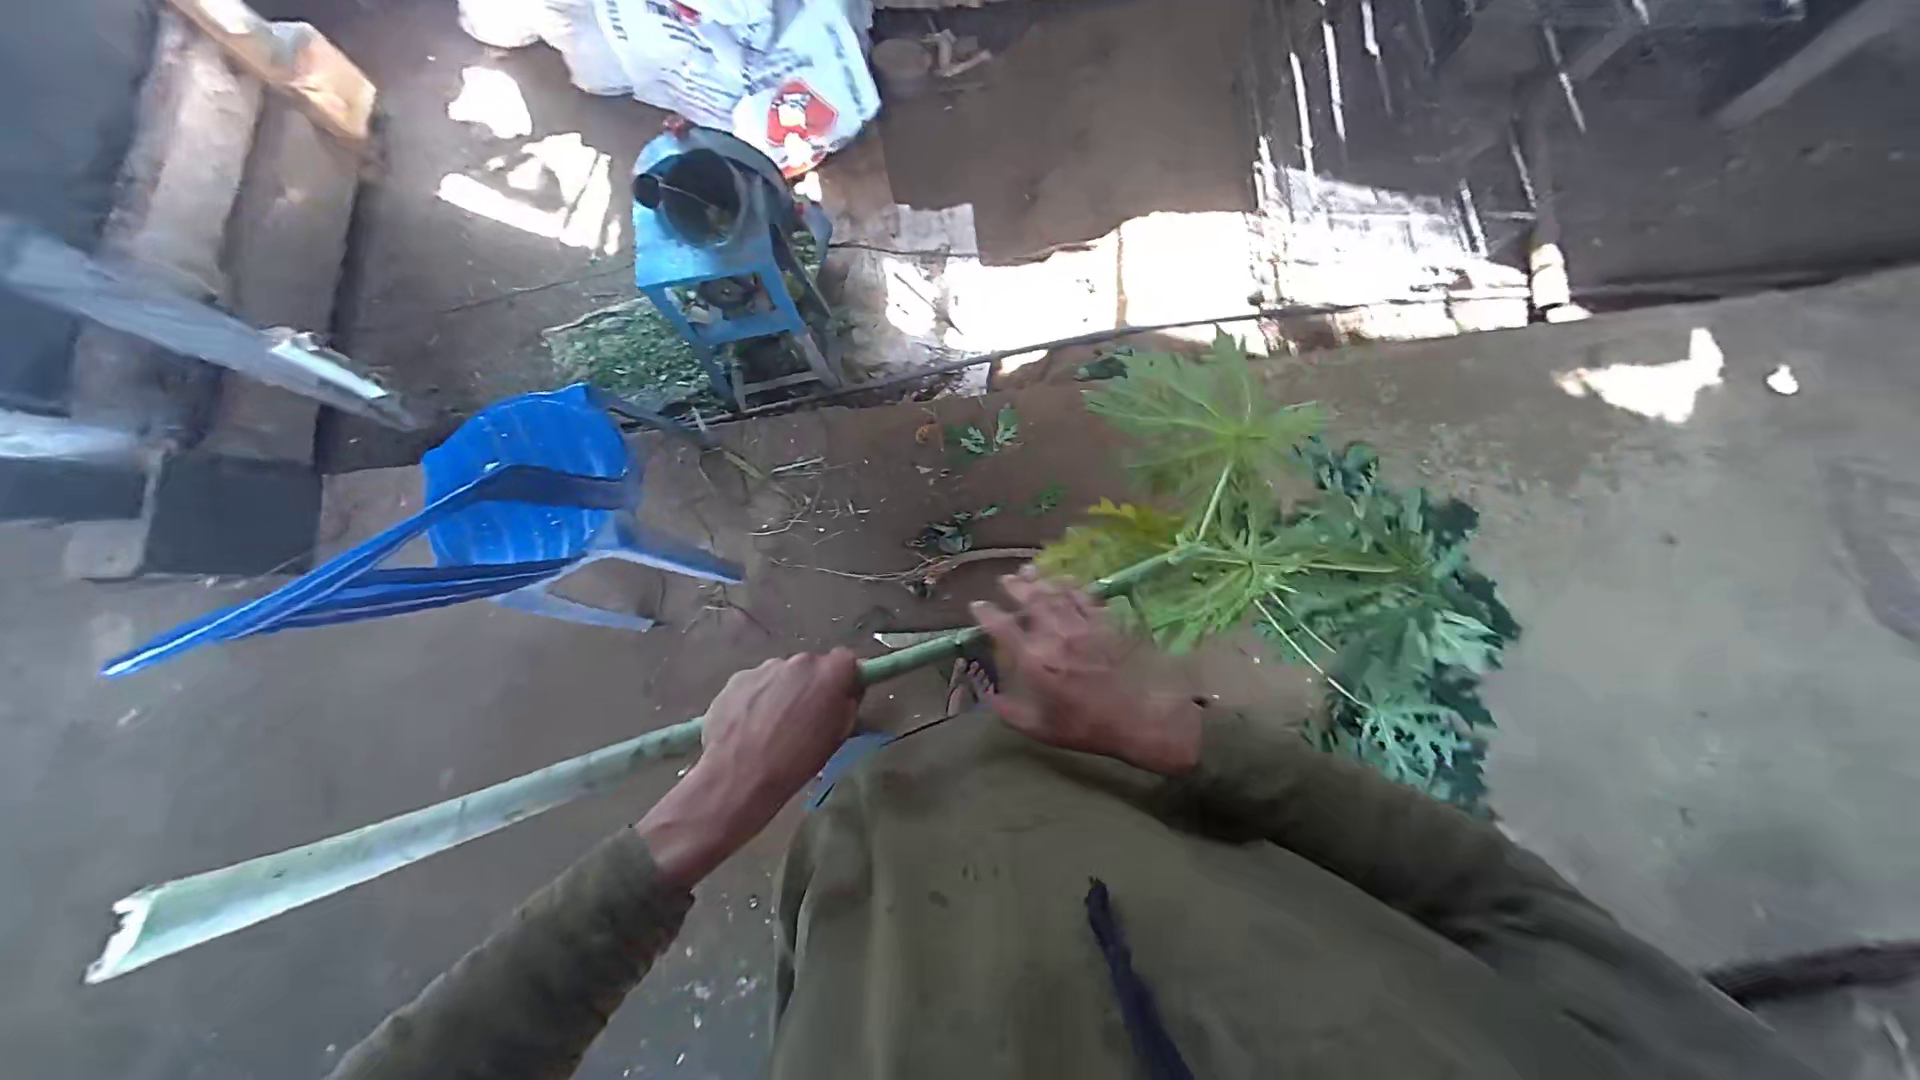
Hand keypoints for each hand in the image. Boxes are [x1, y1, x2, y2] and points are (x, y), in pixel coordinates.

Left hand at [637, 650, 860, 885]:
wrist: (739, 776)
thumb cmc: (798, 760)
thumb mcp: (838, 736)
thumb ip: (847, 705)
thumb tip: (846, 692)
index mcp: (829, 672)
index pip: (847, 660)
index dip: (844, 679)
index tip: (839, 697)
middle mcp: (798, 661)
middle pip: (811, 667)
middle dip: (811, 686)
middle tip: (804, 717)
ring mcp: (764, 668)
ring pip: (782, 675)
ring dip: (782, 691)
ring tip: (771, 726)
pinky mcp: (737, 678)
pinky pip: (755, 684)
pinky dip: (756, 698)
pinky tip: (749, 726)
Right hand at [970, 569, 1201, 775]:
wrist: (1140, 717)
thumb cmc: (1087, 726)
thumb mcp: (1042, 729)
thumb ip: (1011, 712)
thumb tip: (990, 699)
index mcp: (1034, 660)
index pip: (1003, 627)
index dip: (986, 613)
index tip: (977, 605)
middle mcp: (1054, 636)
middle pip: (1030, 601)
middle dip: (1014, 587)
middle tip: (1005, 579)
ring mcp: (1081, 626)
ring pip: (1055, 594)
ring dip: (1039, 580)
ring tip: (1027, 571)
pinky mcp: (1104, 623)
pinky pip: (1084, 596)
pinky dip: (1071, 585)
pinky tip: (1064, 580)